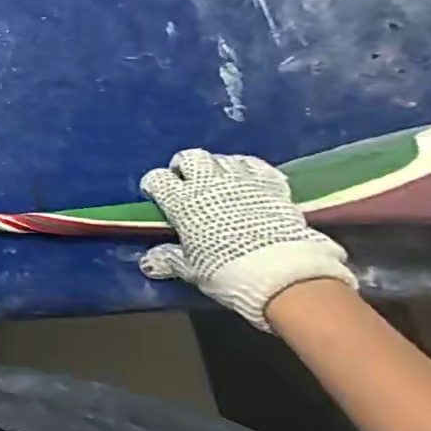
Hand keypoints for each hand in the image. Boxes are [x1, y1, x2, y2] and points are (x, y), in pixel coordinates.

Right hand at [137, 149, 355, 330]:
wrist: (281, 272)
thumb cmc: (225, 268)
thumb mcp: (190, 269)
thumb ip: (169, 260)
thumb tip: (149, 263)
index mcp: (181, 201)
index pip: (157, 178)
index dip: (154, 185)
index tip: (155, 195)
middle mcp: (209, 184)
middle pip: (190, 158)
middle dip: (184, 166)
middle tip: (185, 181)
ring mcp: (243, 182)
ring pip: (223, 159)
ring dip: (216, 166)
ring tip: (217, 181)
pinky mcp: (273, 186)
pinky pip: (257, 166)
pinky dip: (248, 169)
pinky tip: (248, 180)